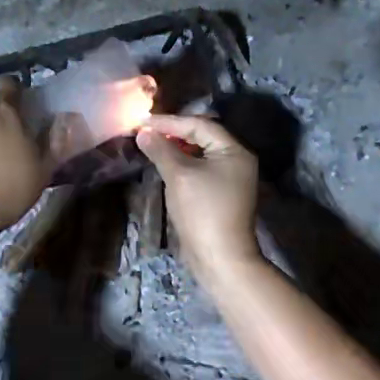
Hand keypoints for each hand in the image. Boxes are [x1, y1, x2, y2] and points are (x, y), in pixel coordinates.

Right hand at [136, 114, 261, 281]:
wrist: (221, 258)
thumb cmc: (202, 211)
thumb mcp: (179, 176)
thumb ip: (161, 150)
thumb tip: (144, 132)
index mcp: (234, 151)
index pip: (200, 125)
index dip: (170, 122)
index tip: (142, 122)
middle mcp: (237, 161)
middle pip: (202, 137)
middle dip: (173, 133)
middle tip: (146, 132)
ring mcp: (230, 180)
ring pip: (200, 155)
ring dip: (176, 149)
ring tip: (151, 146)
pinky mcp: (221, 196)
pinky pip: (200, 171)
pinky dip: (182, 165)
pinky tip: (164, 167)